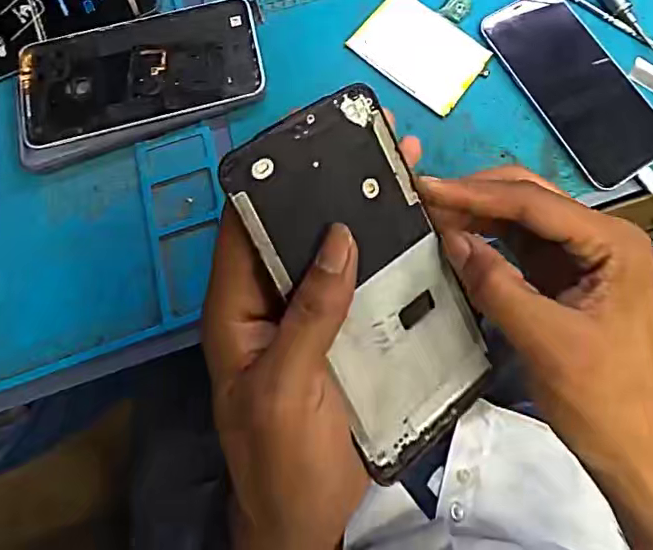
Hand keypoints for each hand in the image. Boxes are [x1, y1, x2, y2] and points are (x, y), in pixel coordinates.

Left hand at [201, 133, 424, 549]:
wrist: (312, 524)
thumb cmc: (279, 462)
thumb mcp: (284, 388)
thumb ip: (310, 313)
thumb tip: (339, 235)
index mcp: (237, 305)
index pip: (244, 226)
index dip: (270, 180)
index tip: (310, 142)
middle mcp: (272, 296)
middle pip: (295, 226)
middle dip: (330, 183)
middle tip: (372, 140)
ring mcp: (311, 309)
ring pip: (334, 244)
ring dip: (364, 206)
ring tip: (404, 164)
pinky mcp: (345, 324)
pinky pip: (363, 274)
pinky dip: (385, 244)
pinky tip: (415, 219)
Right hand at [419, 167, 652, 548]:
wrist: (635, 454)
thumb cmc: (604, 401)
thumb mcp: (545, 342)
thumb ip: (496, 285)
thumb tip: (450, 238)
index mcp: (613, 242)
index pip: (535, 203)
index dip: (477, 193)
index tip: (430, 188)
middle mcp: (602, 235)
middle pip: (530, 197)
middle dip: (477, 195)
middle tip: (427, 195)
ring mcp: (584, 252)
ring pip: (522, 215)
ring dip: (479, 212)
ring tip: (434, 210)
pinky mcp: (566, 271)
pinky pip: (521, 240)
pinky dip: (488, 235)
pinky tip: (459, 234)